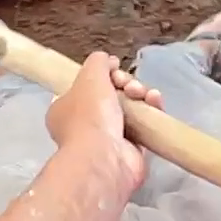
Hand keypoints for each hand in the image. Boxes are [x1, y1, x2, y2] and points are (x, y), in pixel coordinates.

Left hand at [46, 52, 161, 194]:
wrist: (104, 159)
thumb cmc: (90, 115)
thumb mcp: (89, 75)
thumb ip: (99, 61)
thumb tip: (110, 62)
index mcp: (66, 108)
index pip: (86, 85)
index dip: (103, 74)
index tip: (113, 70)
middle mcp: (85, 123)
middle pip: (111, 93)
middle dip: (125, 83)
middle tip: (127, 85)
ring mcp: (108, 137)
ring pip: (130, 105)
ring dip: (140, 93)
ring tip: (142, 94)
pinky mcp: (132, 147)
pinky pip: (144, 121)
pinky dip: (151, 108)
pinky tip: (154, 101)